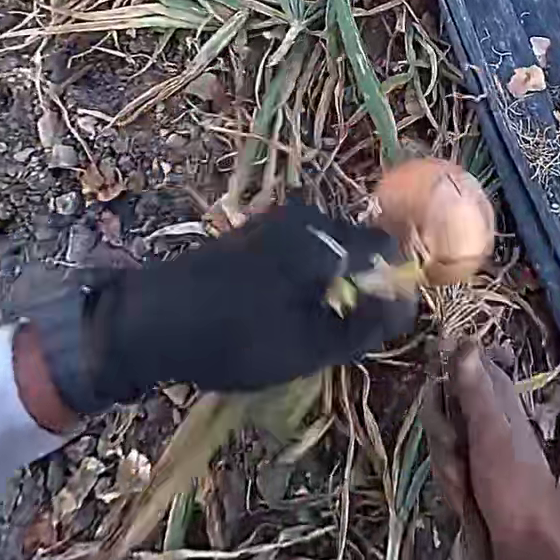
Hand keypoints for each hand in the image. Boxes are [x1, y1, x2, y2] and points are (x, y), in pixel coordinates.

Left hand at [27, 202, 416, 415]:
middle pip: (359, 246)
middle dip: (362, 285)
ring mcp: (280, 218)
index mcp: (322, 236)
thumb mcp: (309, 345)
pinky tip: (285, 306)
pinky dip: (310, 275)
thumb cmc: (233, 337)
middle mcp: (306, 215)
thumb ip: (366, 323)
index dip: (392, 285)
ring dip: (334, 282)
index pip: (385, 248)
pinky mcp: (260, 228)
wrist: (149, 320)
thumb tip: (409, 303)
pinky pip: (306, 247)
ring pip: (332, 248)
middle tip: (342, 330)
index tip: (379, 321)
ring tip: (311, 323)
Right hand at [426, 341, 559, 559]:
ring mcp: (477, 443)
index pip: (456, 364)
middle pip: (441, 404)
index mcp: (495, 392)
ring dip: (446, 465)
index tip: (441, 400)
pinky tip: (463, 500)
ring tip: (465, 486)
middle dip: (441, 434)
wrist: (530, 549)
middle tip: (458, 455)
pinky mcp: (471, 471)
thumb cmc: (515, 486)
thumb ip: (474, 388)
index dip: (442, 381)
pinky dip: (449, 484)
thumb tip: (463, 339)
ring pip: (439, 437)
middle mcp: (485, 412)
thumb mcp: (491, 432)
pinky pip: (444, 465)